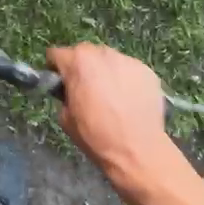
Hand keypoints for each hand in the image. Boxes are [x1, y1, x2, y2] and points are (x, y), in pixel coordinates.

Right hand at [48, 43, 175, 189]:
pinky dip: (126, 81)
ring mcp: (126, 60)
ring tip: (113, 97)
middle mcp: (101, 53)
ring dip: (106, 72)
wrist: (137, 151)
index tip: (62, 83)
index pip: (57, 54)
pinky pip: (129, 70)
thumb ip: (64, 95)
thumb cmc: (96, 136)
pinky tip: (130, 101)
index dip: (57, 69)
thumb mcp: (66, 118)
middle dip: (83, 68)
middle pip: (84, 53)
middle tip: (88, 91)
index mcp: (77, 62)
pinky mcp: (146, 70)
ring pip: (109, 60)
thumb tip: (70, 91)